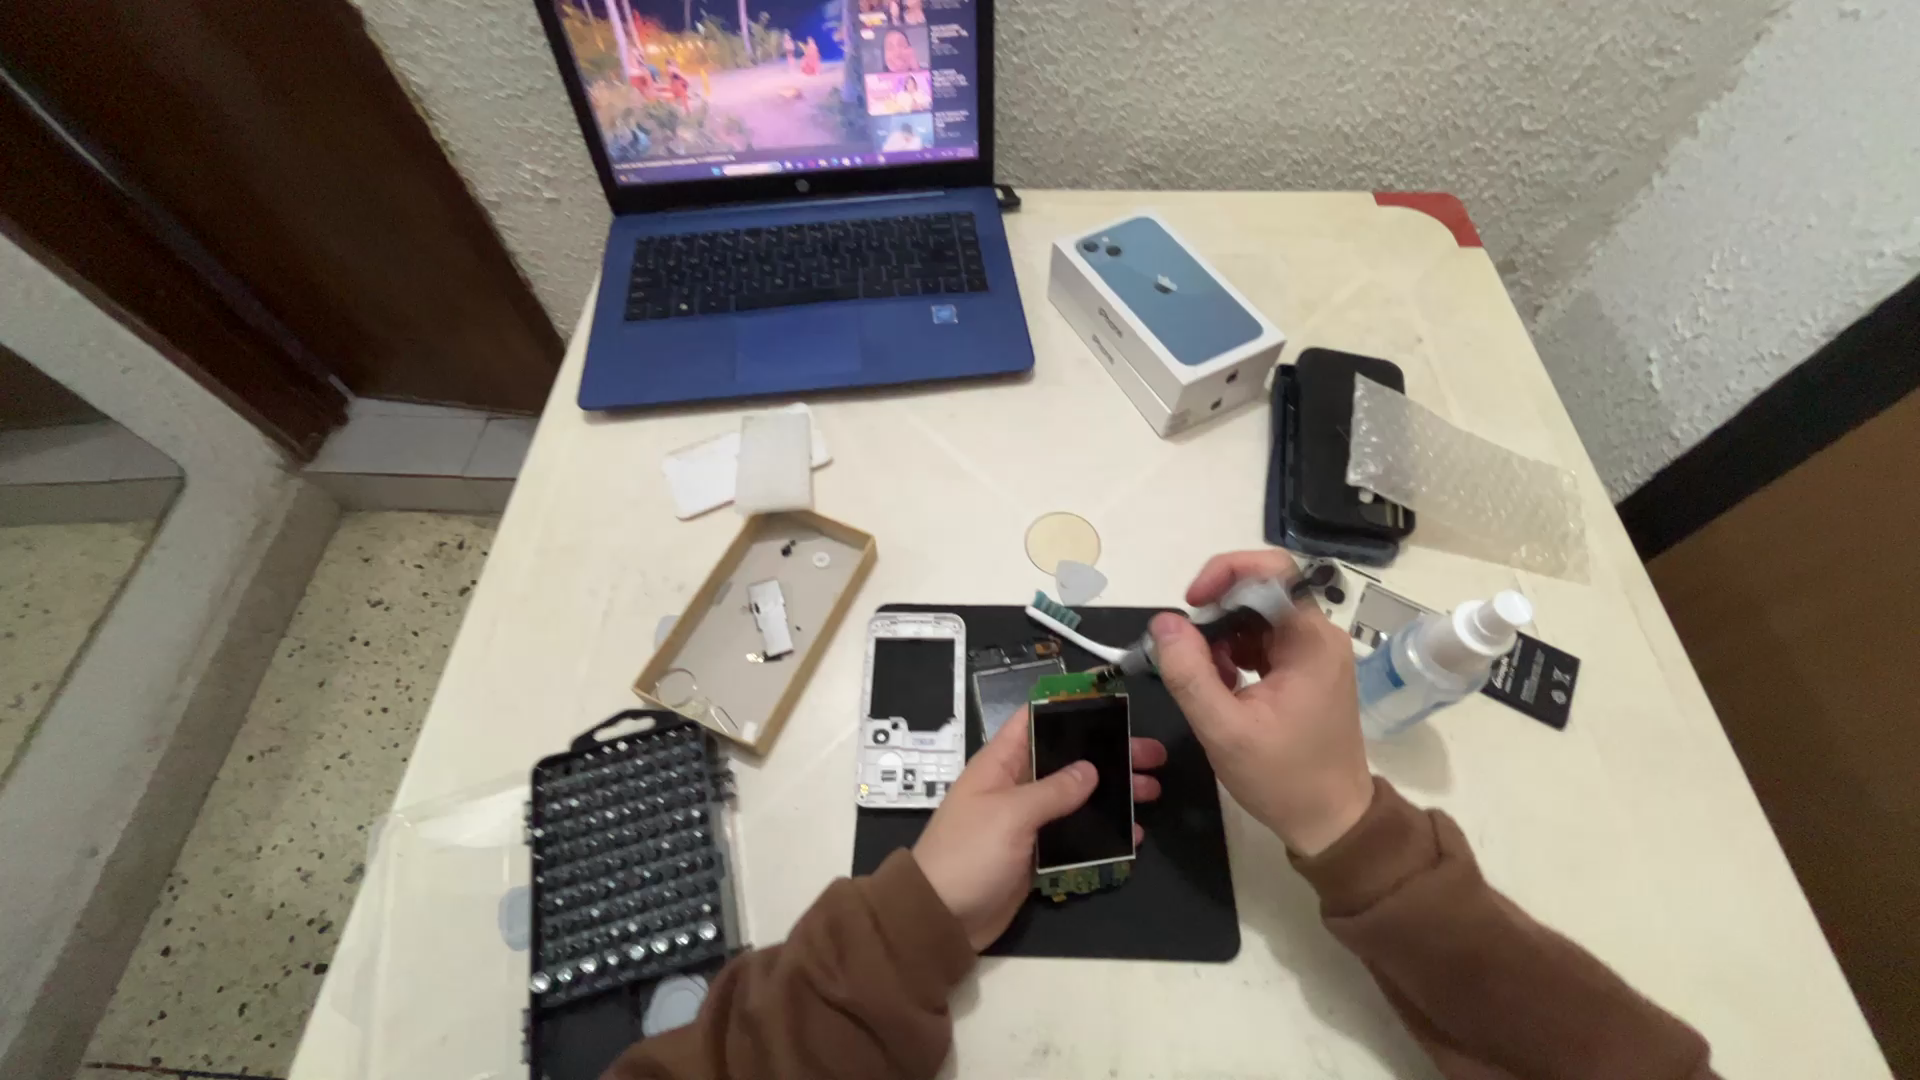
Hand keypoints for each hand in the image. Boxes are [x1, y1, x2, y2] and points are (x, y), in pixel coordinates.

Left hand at [912, 711, 1165, 950]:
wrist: (941, 918)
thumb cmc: (969, 853)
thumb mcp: (1010, 815)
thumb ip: (1053, 790)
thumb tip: (1090, 768)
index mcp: (1001, 762)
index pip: (1035, 719)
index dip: (1070, 708)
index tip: (1113, 706)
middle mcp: (1016, 784)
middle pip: (1067, 758)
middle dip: (1108, 754)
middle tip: (1153, 757)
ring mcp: (1028, 819)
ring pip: (1078, 796)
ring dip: (1113, 793)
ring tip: (1153, 792)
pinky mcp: (1038, 852)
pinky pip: (1076, 834)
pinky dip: (1104, 832)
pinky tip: (1134, 835)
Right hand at [1151, 550, 1373, 855]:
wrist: (1331, 824)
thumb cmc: (1282, 778)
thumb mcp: (1223, 729)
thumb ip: (1189, 673)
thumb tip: (1164, 623)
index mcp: (1311, 642)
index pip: (1272, 572)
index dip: (1226, 573)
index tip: (1192, 604)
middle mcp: (1318, 637)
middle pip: (1260, 592)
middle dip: (1215, 611)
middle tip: (1186, 648)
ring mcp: (1312, 653)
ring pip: (1256, 616)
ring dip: (1220, 635)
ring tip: (1203, 676)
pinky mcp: (1302, 670)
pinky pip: (1260, 640)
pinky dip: (1232, 653)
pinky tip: (1220, 685)